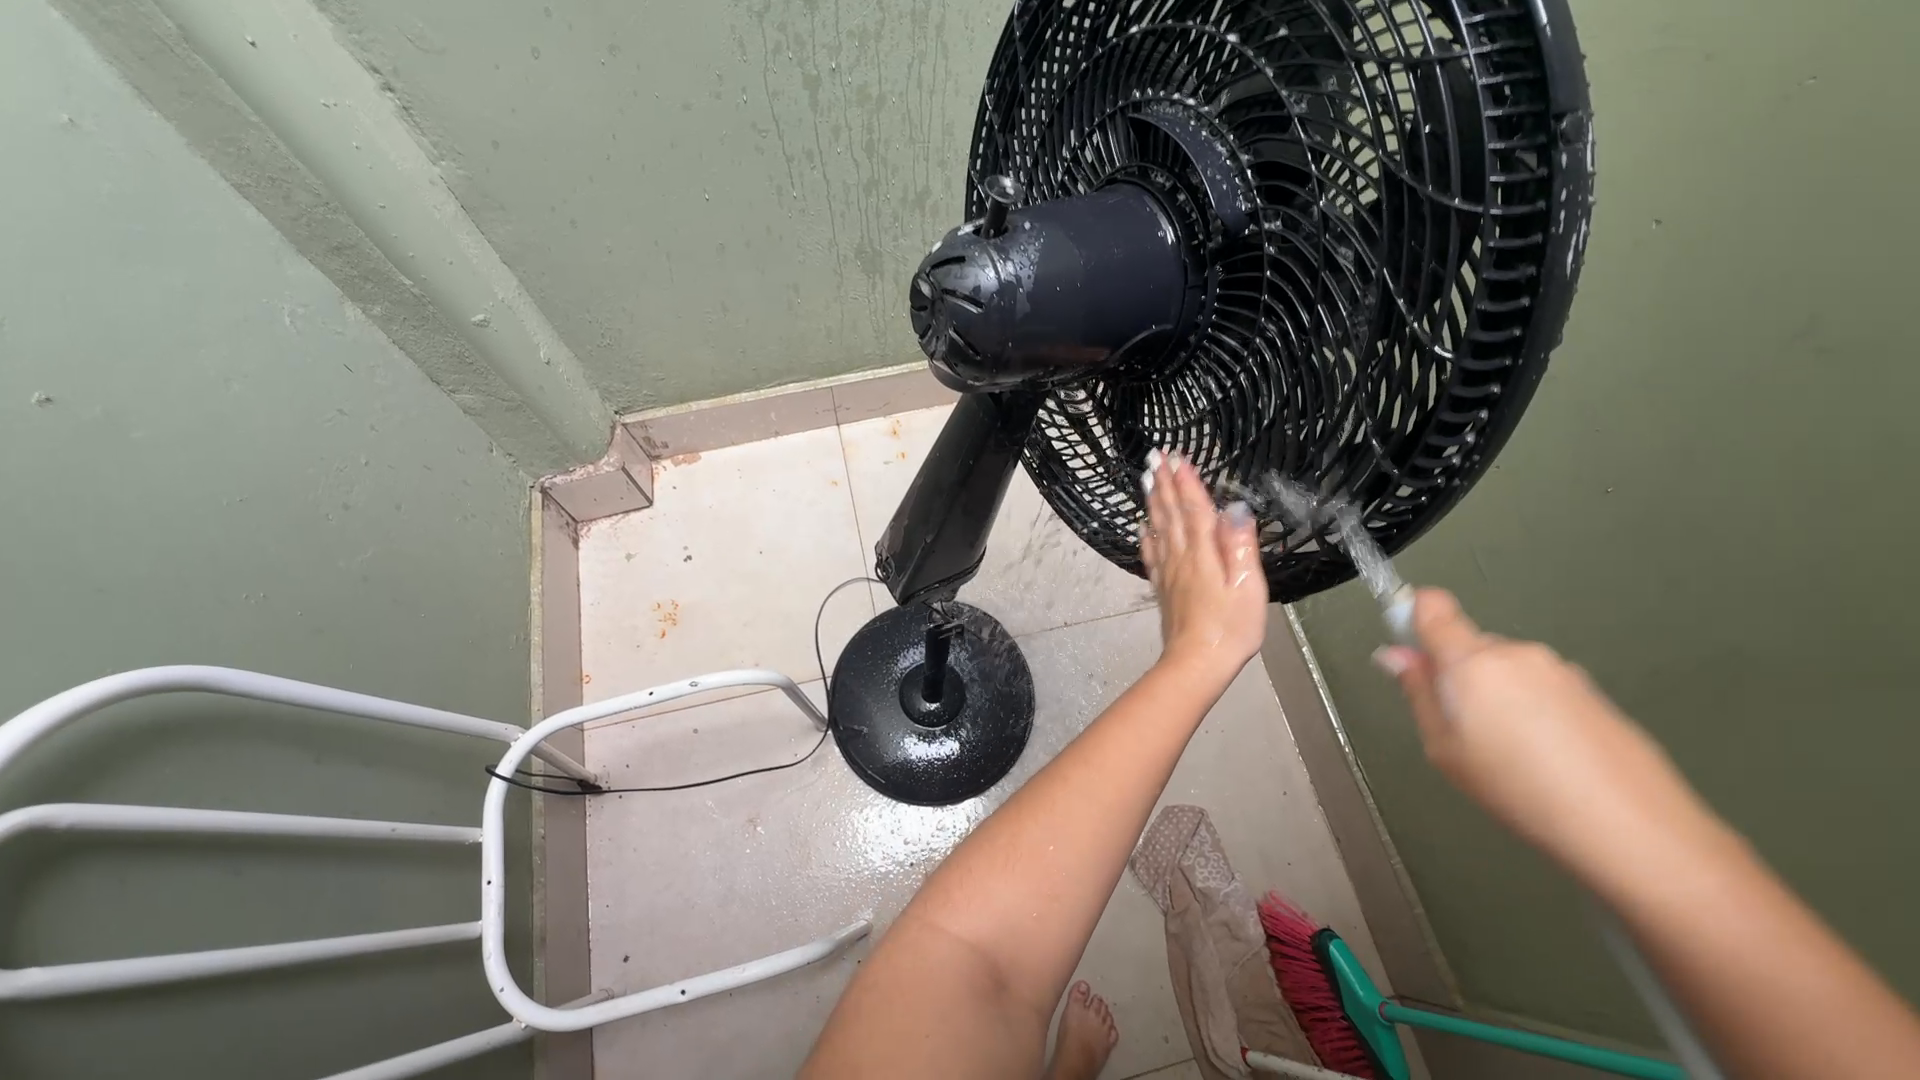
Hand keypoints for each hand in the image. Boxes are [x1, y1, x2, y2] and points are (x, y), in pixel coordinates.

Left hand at [1138, 451, 1266, 680]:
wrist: (1197, 663)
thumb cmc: (1231, 627)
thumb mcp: (1248, 586)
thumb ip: (1240, 545)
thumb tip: (1235, 507)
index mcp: (1204, 553)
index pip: (1194, 508)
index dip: (1185, 481)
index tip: (1176, 456)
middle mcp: (1181, 556)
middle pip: (1170, 512)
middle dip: (1163, 482)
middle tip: (1154, 455)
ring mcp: (1168, 572)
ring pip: (1157, 528)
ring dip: (1152, 501)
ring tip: (1145, 478)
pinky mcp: (1162, 587)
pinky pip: (1151, 553)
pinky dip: (1145, 534)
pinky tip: (1142, 526)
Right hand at [1376, 589, 1712, 879]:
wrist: (1629, 824)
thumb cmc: (1518, 788)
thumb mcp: (1446, 750)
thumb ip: (1419, 695)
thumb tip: (1396, 657)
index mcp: (1472, 661)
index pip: (1434, 608)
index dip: (1414, 616)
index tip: (1411, 650)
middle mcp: (1517, 653)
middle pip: (1471, 646)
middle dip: (1459, 674)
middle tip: (1463, 728)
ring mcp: (1560, 670)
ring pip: (1508, 669)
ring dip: (1498, 695)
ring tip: (1510, 752)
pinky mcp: (1592, 692)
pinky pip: (1542, 688)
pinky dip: (1533, 710)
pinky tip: (1547, 758)